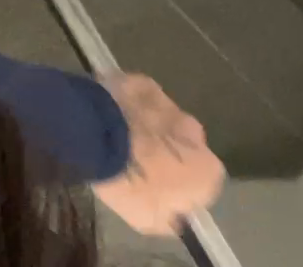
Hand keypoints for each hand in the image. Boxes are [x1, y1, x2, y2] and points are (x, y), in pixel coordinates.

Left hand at [90, 73, 225, 235]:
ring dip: (148, 124)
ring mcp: (168, 102)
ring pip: (163, 117)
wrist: (95, 134)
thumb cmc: (127, 182)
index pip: (201, 183)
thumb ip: (168, 218)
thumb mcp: (149, 220)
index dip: (178, 186)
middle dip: (166, 150)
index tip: (156, 188)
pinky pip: (139, 94)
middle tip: (136, 158)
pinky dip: (129, 101)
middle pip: (185, 145)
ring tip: (117, 133)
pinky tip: (109, 109)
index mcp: (207, 170)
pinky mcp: (141, 81)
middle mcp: (195, 134)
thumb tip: (172, 215)